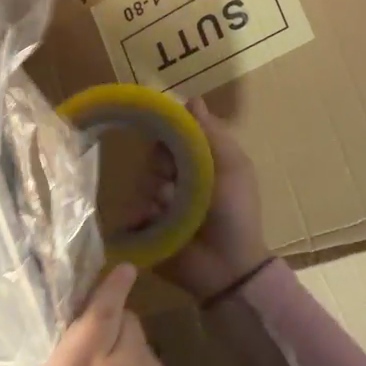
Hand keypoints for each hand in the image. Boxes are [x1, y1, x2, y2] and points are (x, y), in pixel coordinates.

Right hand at [136, 97, 270, 301]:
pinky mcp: (145, 230)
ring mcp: (158, 207)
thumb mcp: (232, 168)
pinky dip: (140, 215)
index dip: (168, 137)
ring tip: (171, 211)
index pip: (170, 137)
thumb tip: (192, 100)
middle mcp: (174, 182)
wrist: (227, 266)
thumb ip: (212, 135)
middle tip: (176, 185)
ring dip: (156, 195)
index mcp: (197, 165)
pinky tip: (154, 222)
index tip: (173, 147)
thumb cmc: (235, 213)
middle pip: (152, 160)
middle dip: (162, 169)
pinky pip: (130, 213)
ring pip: (141, 185)